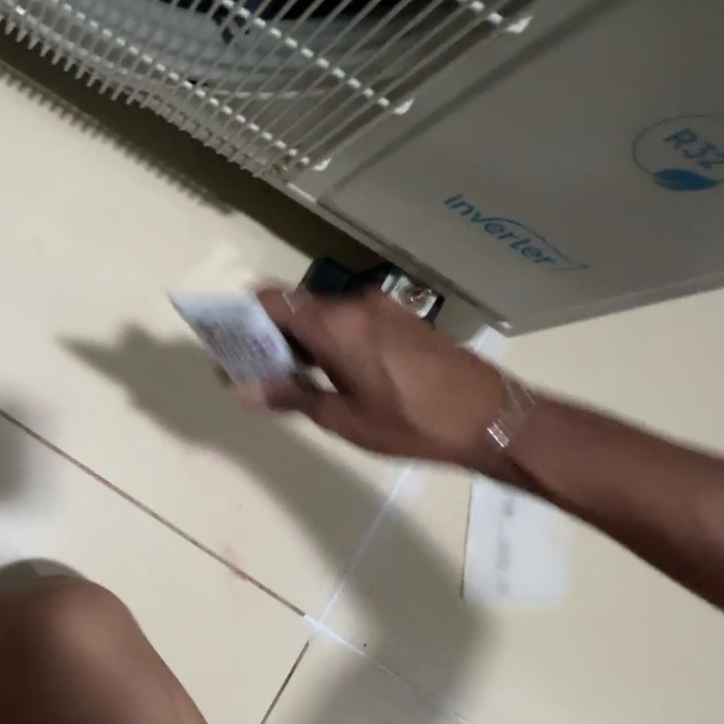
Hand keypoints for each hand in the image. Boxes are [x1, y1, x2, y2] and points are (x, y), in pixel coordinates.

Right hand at [243, 286, 509, 470]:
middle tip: (251, 367)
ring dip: (296, 338)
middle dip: (266, 332)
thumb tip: (242, 388)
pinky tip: (326, 372)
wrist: (495, 421)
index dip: (242, 316)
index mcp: (334, 325)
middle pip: (293, 306)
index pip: (270, 300)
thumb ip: (288, 395)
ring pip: (320, 314)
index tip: (228, 343)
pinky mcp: (401, 322)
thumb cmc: (410, 422)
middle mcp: (355, 306)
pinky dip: (325, 339)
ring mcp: (381, 311)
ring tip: (284, 375)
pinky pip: (347, 321)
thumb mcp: (341, 417)